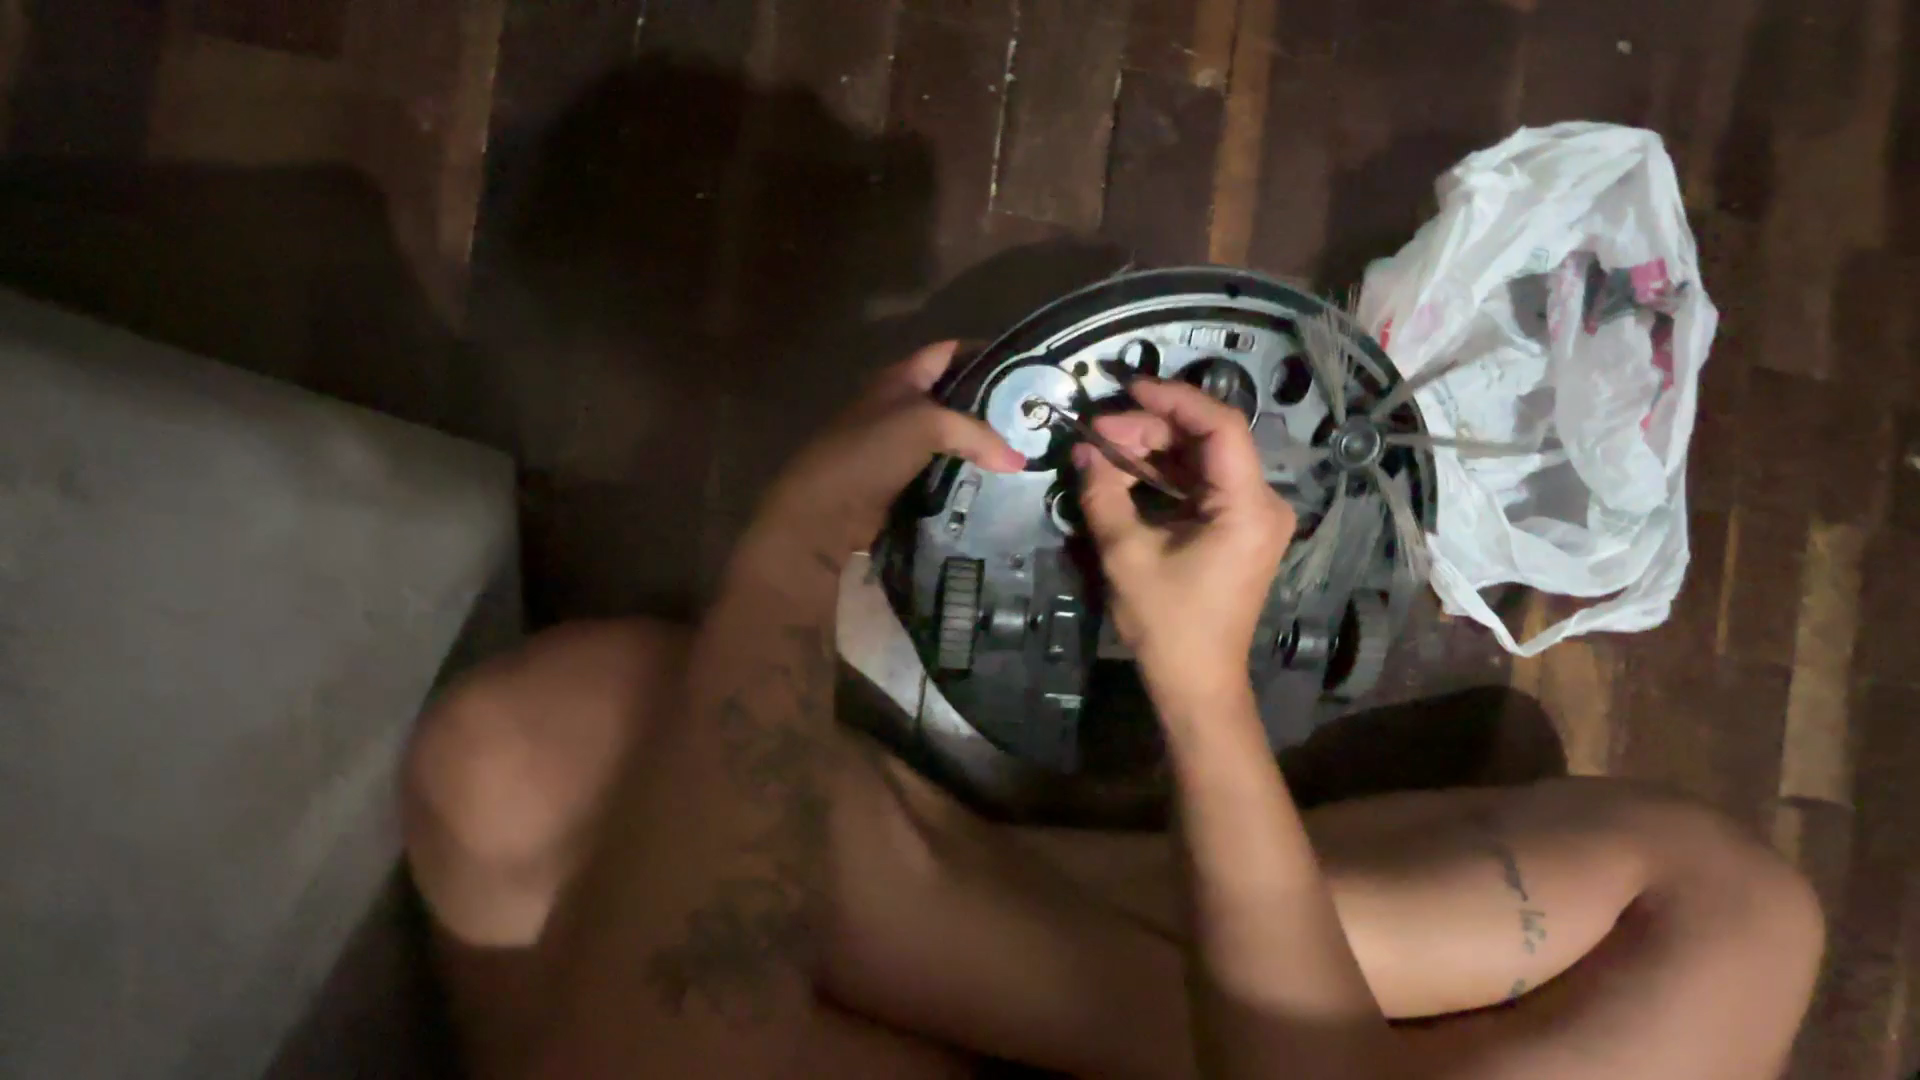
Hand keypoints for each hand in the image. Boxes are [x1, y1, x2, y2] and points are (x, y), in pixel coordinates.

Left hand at [749, 341, 1023, 565]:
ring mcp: (899, 447)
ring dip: (981, 445)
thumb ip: (975, 434)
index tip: (1024, 368)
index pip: (948, 352)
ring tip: (1024, 451)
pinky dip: (966, 475)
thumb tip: (1017, 461)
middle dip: (990, 405)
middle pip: (954, 397)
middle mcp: (900, 407)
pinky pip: (943, 472)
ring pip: (951, 439)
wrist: (823, 514)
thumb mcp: (924, 426)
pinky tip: (996, 483)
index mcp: (900, 379)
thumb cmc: (868, 454)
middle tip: (1032, 418)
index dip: (984, 352)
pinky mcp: (902, 483)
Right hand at [1076, 379, 1296, 685]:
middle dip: (1152, 429)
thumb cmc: (1167, 623)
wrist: (1196, 681)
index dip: (1174, 400)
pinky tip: (1126, 471)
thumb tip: (1083, 450)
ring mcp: (1251, 517)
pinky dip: (1165, 475)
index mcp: (1247, 505)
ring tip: (1104, 448)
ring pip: (1202, 461)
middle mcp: (1262, 502)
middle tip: (1098, 432)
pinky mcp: (1236, 530)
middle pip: (1208, 441)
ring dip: (1154, 450)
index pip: (1220, 426)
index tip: (1128, 390)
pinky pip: (1202, 486)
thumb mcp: (1126, 554)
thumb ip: (1103, 493)